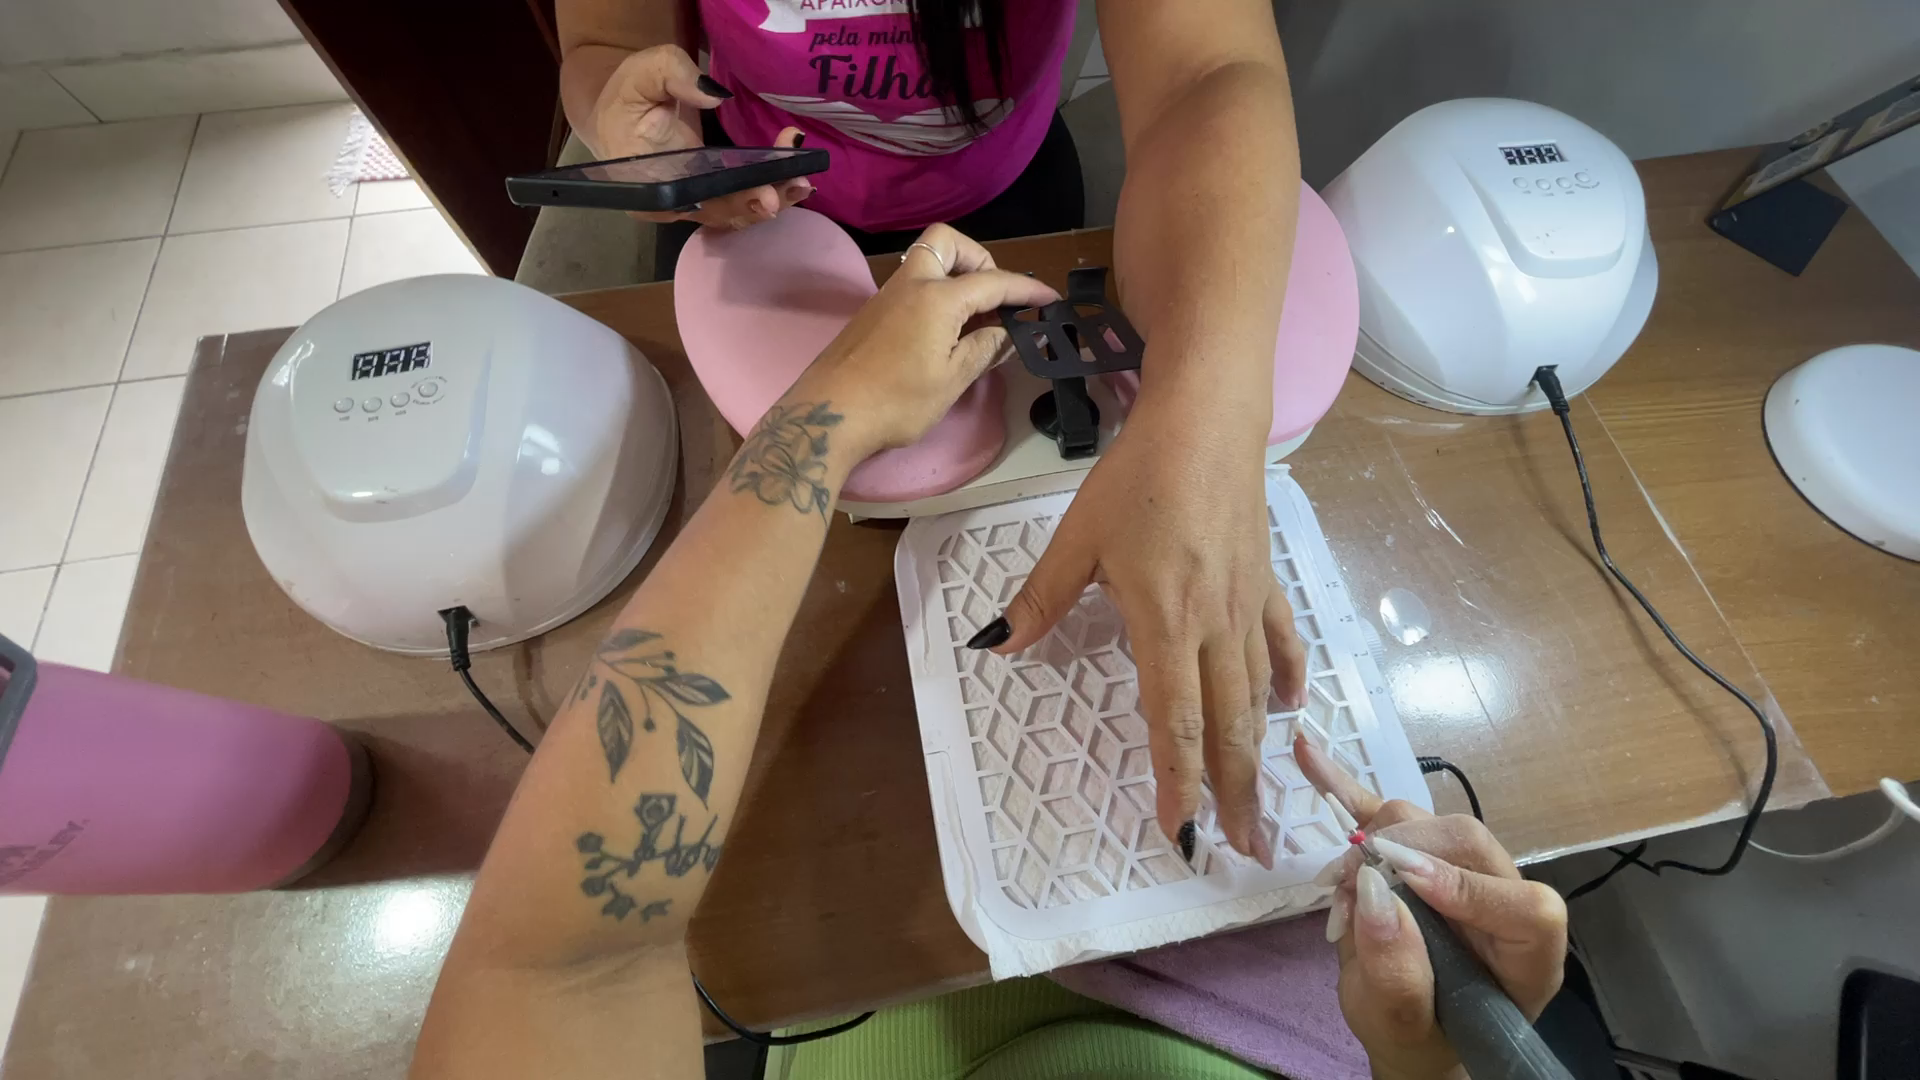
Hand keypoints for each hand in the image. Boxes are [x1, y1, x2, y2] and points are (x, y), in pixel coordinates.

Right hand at [589, 46, 811, 228]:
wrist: (620, 114)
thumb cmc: (627, 96)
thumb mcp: (640, 73)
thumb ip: (671, 75)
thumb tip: (714, 96)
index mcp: (650, 184)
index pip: (696, 199)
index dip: (731, 199)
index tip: (764, 193)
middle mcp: (675, 205)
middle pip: (724, 212)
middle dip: (763, 200)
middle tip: (795, 185)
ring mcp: (696, 206)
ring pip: (739, 213)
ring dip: (775, 199)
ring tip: (803, 183)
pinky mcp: (713, 199)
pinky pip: (743, 203)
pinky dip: (772, 194)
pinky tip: (797, 184)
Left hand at [792, 224, 1058, 457]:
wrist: (830, 414)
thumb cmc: (896, 402)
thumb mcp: (952, 380)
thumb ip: (984, 349)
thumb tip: (1006, 333)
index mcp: (937, 297)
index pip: (993, 282)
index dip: (1026, 290)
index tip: (1050, 299)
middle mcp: (911, 283)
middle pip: (948, 244)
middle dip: (980, 260)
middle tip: (994, 301)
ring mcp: (887, 296)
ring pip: (927, 262)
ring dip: (957, 277)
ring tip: (975, 321)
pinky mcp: (873, 314)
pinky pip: (913, 285)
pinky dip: (937, 294)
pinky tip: (945, 333)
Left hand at [982, 401, 1305, 865]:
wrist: (1206, 422)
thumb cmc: (1137, 479)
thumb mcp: (1077, 539)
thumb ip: (1040, 600)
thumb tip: (992, 647)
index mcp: (1165, 622)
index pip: (1175, 720)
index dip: (1178, 782)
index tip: (1182, 834)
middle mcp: (1215, 627)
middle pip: (1228, 724)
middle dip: (1235, 791)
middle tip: (1243, 849)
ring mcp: (1249, 607)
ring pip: (1257, 697)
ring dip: (1263, 756)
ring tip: (1269, 805)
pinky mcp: (1266, 583)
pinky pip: (1282, 644)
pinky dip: (1286, 681)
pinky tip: (1287, 708)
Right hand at [1298, 735, 1567, 1079]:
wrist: (1406, 1023)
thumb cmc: (1414, 1035)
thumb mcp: (1401, 1024)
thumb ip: (1396, 972)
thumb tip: (1374, 893)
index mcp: (1523, 954)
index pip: (1524, 905)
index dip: (1466, 886)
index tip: (1403, 880)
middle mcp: (1498, 898)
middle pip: (1467, 842)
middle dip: (1402, 849)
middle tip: (1352, 880)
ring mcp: (1451, 864)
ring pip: (1421, 817)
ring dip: (1368, 837)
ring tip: (1336, 884)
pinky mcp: (1406, 847)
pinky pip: (1375, 806)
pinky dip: (1340, 783)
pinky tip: (1305, 752)